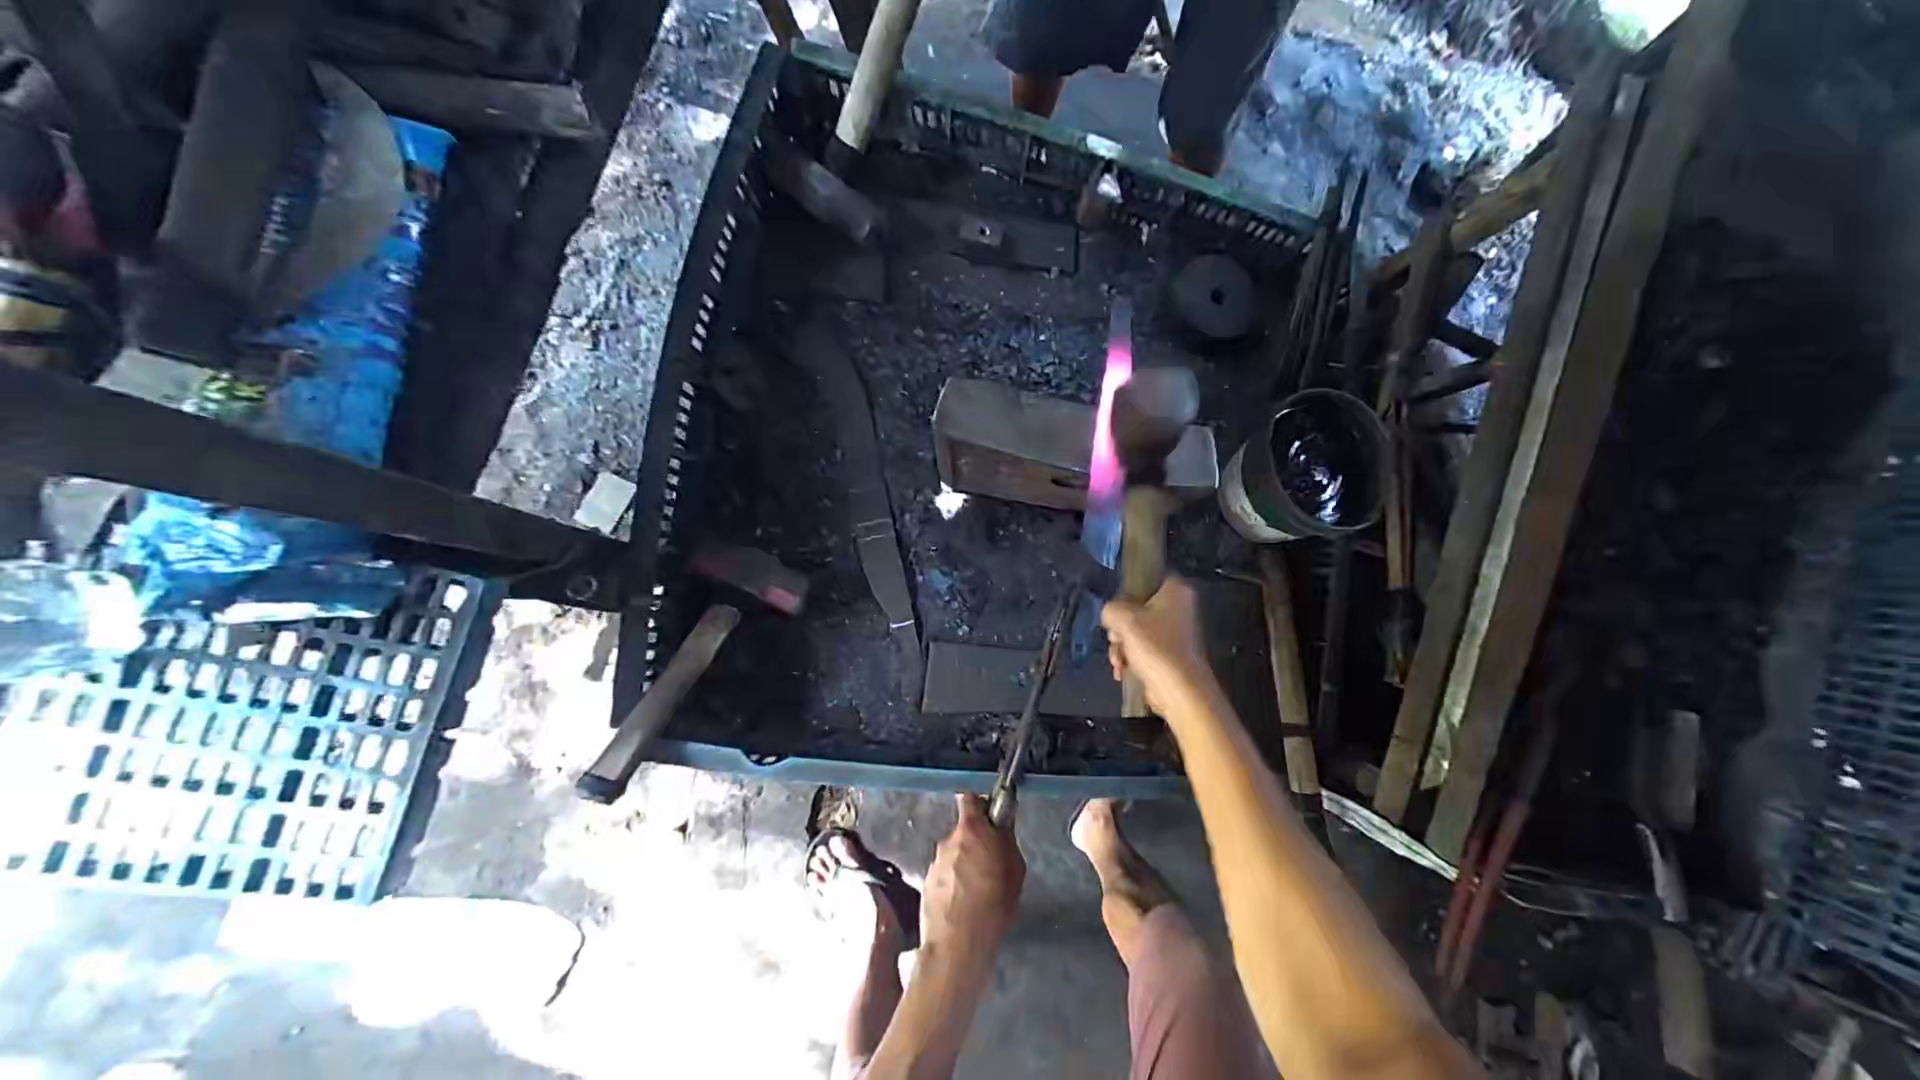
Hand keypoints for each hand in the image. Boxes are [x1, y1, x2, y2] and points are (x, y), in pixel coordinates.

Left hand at [920, 794, 1025, 950]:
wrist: (957, 944)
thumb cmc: (994, 904)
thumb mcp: (1015, 870)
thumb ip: (1006, 842)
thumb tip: (1001, 829)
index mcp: (971, 830)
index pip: (971, 799)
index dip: (982, 806)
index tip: (992, 819)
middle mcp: (948, 840)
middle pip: (964, 832)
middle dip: (977, 842)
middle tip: (992, 864)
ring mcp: (934, 862)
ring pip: (954, 854)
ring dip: (965, 864)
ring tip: (978, 891)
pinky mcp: (926, 882)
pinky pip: (945, 874)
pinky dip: (954, 882)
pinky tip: (964, 903)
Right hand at [1101, 576, 1218, 715]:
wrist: (1179, 691)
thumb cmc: (1156, 647)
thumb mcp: (1124, 619)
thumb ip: (1111, 608)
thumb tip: (1111, 614)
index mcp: (1176, 590)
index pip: (1148, 576)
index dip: (1128, 589)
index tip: (1116, 605)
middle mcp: (1180, 607)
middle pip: (1137, 606)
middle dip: (1120, 627)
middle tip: (1116, 638)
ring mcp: (1176, 632)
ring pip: (1136, 630)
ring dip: (1121, 646)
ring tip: (1120, 660)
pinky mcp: (1171, 654)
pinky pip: (1143, 649)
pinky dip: (1131, 659)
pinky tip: (1124, 671)